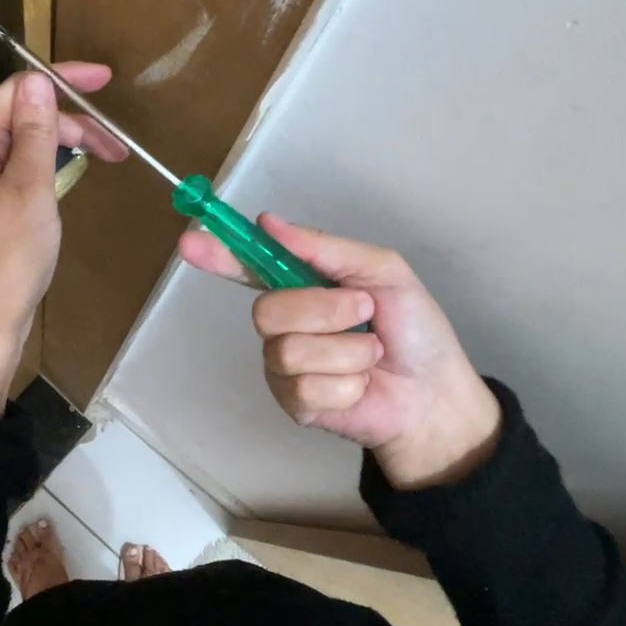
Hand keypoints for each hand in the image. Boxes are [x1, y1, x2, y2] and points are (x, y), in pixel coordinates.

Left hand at [0, 63, 127, 419]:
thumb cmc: (6, 260)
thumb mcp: (29, 191)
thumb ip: (34, 132)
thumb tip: (38, 81)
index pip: (16, 91)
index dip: (61, 80)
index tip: (106, 80)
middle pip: (21, 118)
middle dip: (70, 123)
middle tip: (115, 148)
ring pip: (24, 147)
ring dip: (64, 146)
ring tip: (105, 162)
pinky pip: (20, 174)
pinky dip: (50, 170)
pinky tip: (71, 180)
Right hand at [178, 215, 501, 488]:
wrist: (435, 392)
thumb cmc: (414, 328)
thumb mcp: (382, 271)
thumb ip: (324, 248)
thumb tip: (268, 222)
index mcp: (301, 286)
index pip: (248, 267)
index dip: (218, 255)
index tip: (190, 242)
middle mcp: (284, 323)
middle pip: (266, 311)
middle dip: (325, 310)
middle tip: (363, 313)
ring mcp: (283, 365)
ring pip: (289, 350)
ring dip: (347, 351)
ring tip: (370, 355)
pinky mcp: (293, 403)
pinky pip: (305, 388)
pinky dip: (348, 384)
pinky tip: (361, 387)